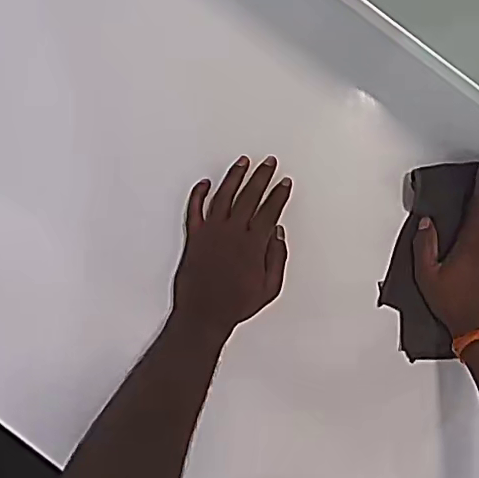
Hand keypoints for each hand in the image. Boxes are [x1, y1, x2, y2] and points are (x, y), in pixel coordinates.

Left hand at [171, 156, 291, 344]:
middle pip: (250, 196)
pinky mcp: (194, 236)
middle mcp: (232, 232)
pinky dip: (199, 193)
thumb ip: (277, 258)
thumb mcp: (269, 288)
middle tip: (269, 163)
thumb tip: (277, 234)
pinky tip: (205, 183)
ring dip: (235, 176)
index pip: (270, 210)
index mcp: (253, 244)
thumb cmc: (234, 304)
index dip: (279, 194)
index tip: (284, 183)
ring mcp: (211, 232)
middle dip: (261, 176)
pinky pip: (195, 208)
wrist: (202, 314)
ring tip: (243, 162)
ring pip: (224, 195)